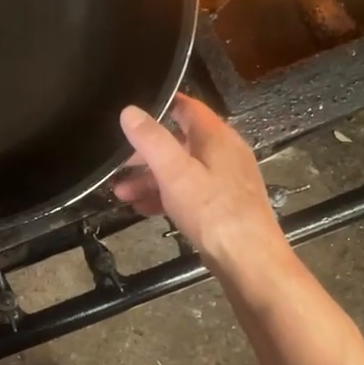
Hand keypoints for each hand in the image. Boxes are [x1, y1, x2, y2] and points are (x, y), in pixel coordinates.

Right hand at [113, 97, 283, 270]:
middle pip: (179, 141)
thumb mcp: (175, 172)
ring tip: (120, 192)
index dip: (160, 104)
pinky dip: (164, 195)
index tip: (130, 111)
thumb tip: (129, 110)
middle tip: (116, 162)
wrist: (247, 260)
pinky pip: (187, 191)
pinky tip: (142, 208)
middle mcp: (224, 153)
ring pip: (181, 170)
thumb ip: (151, 140)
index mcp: (216, 138)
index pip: (187, 107)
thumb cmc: (212, 212)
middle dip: (145, 152)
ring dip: (150, 178)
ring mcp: (224, 180)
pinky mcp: (221, 205)